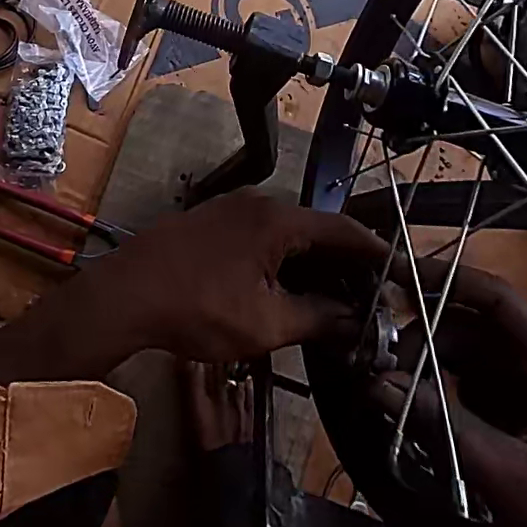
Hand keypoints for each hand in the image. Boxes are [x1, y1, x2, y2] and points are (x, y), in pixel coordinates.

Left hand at [0, 189, 388, 383]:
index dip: (375, 253)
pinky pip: (257, 237)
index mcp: (276, 219)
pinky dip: (279, 260)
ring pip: (284, 234)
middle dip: (342, 264)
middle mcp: (253, 204)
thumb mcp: (266, 322)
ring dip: (309, 264)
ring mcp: (226, 211)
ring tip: (331, 302)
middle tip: (368, 299)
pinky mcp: (207, 224)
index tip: (400, 276)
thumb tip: (352, 322)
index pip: (342, 229)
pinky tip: (283, 289)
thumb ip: (317, 319)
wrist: (126, 293)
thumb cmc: (198, 307)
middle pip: (313, 229)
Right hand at [367, 262, 526, 526]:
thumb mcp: (514, 477)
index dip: (444, 279)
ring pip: (458, 353)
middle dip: (422, 337)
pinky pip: (459, 383)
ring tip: (395, 387)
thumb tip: (380, 383)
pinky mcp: (512, 417)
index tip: (396, 273)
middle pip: (469, 326)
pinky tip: (414, 405)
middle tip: (386, 360)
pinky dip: (431, 388)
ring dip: (421, 364)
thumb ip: (444, 426)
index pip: (498, 299)